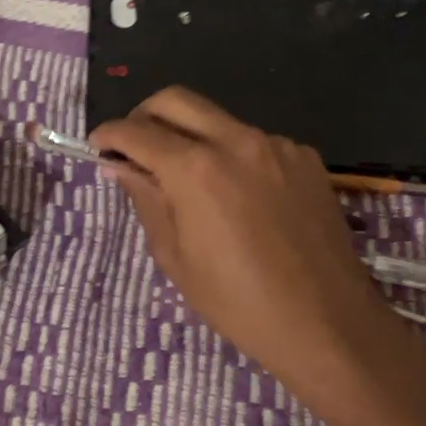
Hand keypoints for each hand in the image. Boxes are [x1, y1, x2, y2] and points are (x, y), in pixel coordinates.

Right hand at [88, 86, 403, 390]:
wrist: (328, 325)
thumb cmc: (238, 302)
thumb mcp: (175, 257)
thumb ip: (146, 200)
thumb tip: (120, 167)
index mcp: (195, 169)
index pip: (136, 132)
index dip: (108, 136)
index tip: (97, 147)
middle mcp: (235, 141)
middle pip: (174, 100)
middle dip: (144, 116)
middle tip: (134, 146)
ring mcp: (276, 146)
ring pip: (217, 119)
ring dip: (190, 135)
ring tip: (187, 177)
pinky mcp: (305, 159)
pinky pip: (254, 141)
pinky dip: (231, 154)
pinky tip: (236, 195)